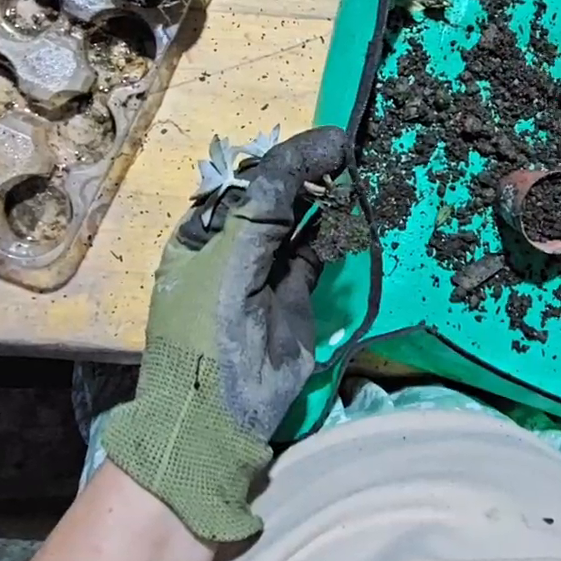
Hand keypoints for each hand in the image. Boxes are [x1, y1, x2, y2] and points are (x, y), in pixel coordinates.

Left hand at [102, 125, 351, 542]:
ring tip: (354, 178)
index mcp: (207, 229)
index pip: (254, 178)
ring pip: (303, 216)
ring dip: (328, 197)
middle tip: (348, 157)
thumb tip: (308, 154)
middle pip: (280, 192)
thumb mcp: (229, 260)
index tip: (335, 142)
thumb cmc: (206, 334)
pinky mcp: (296, 289)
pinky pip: (319, 248)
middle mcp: (238, 239)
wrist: (215, 417)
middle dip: (313, 172)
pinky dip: (337, 231)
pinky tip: (352, 216)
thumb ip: (263, 206)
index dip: (293, 156)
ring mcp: (268, 264)